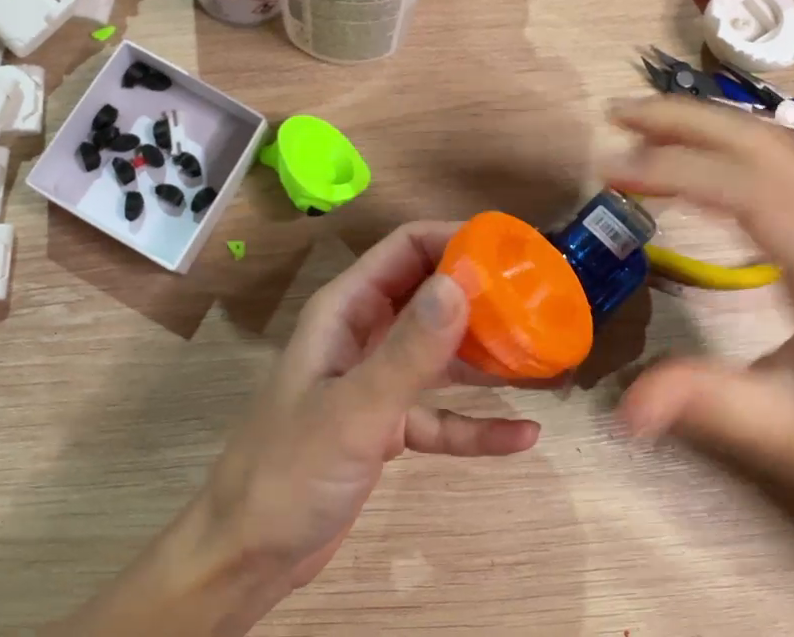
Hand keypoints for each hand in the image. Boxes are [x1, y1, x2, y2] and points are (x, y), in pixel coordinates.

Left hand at [198, 222, 540, 592]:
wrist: (249, 552)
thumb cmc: (291, 470)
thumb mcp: (355, 409)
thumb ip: (409, 349)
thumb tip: (463, 282)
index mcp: (344, 311)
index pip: (405, 249)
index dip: (457, 241)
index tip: (515, 255)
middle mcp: (360, 336)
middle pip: (428, 298)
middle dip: (482, 297)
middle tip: (543, 305)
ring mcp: (372, 383)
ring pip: (439, 356)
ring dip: (487, 359)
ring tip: (544, 361)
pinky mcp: (382, 428)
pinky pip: (438, 416)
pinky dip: (475, 424)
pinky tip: (523, 436)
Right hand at [603, 97, 793, 549]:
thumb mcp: (776, 436)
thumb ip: (699, 403)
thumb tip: (624, 407)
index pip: (756, 196)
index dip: (680, 170)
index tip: (613, 171)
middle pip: (770, 148)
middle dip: (687, 122)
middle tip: (617, 116)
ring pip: (781, 144)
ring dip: (707, 123)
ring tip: (640, 123)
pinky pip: (787, 161)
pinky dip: (729, 141)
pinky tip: (690, 148)